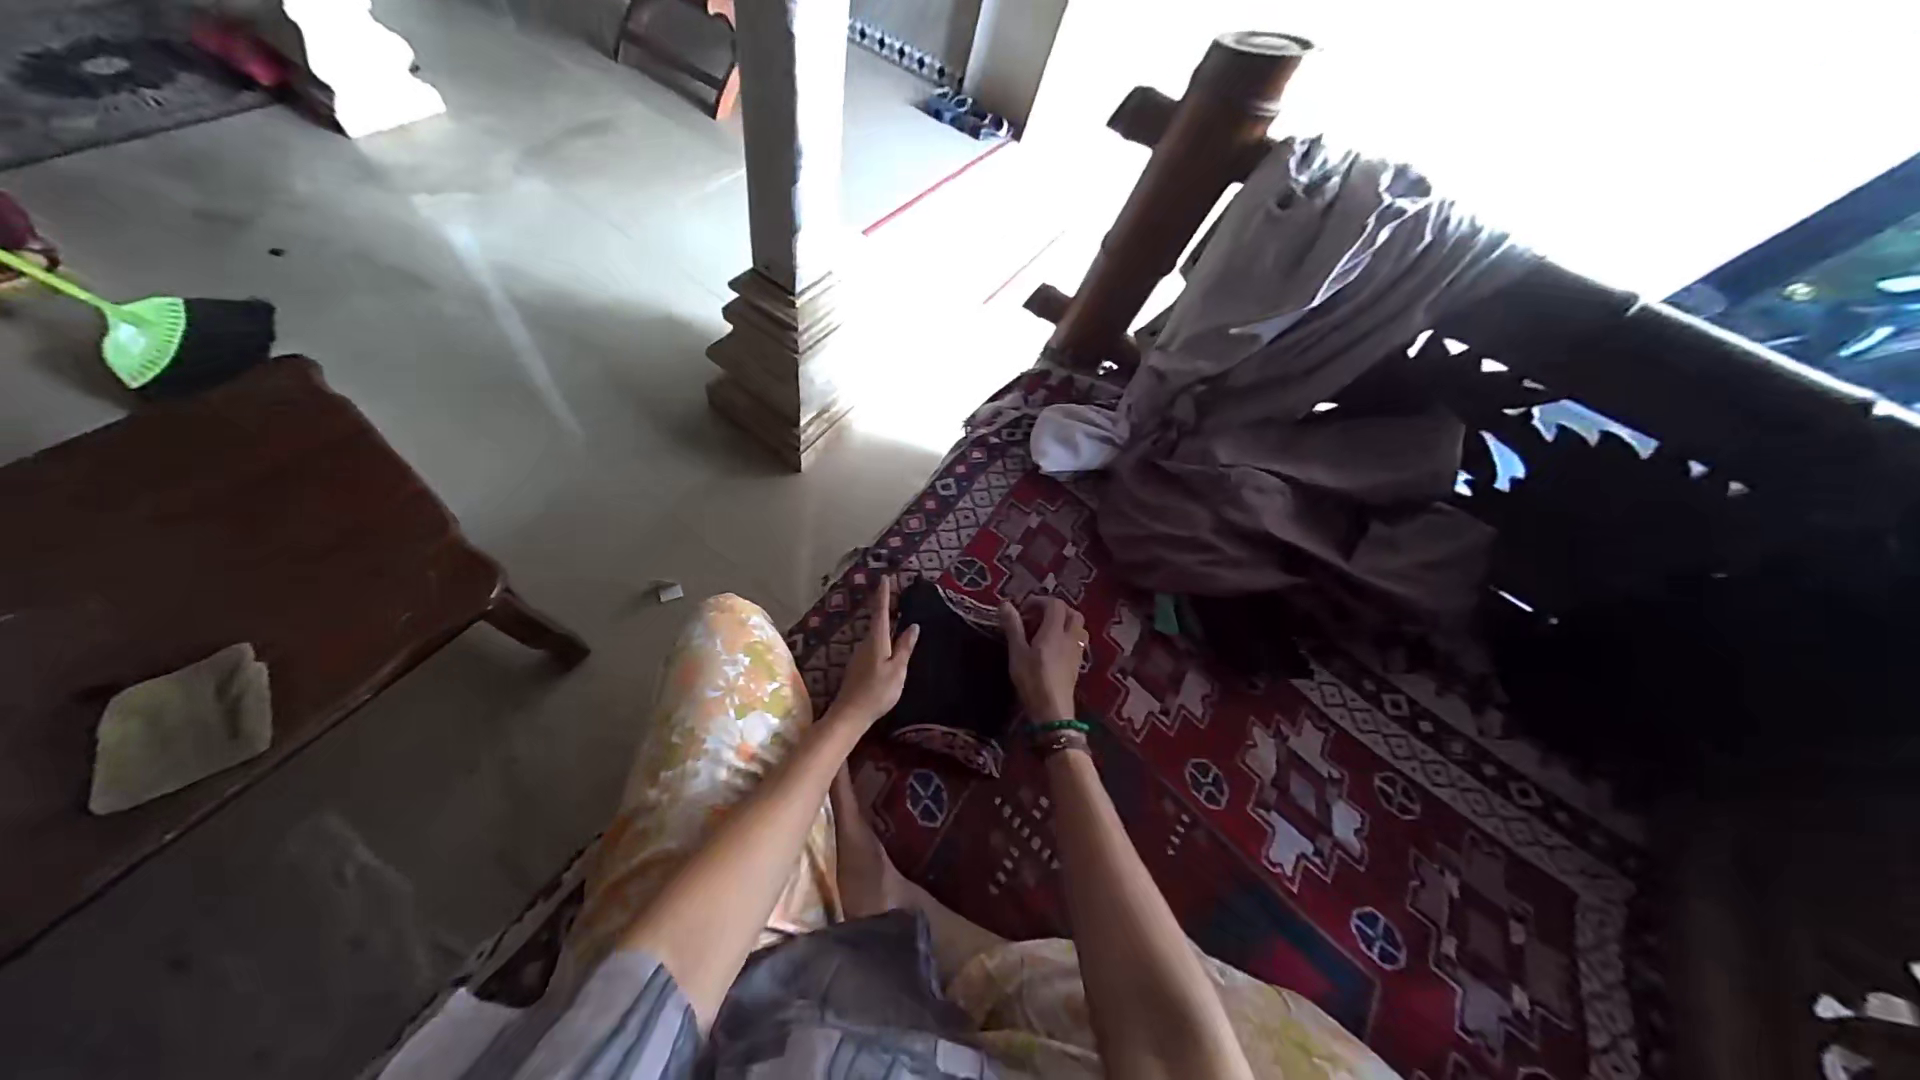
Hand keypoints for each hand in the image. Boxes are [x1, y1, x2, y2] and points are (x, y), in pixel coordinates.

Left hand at [829, 576, 920, 730]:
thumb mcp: (897, 670)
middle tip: (896, 596)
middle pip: (877, 621)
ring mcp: (859, 655)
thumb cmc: (877, 691)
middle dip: (885, 608)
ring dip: (884, 626)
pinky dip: (881, 640)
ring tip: (897, 620)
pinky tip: (888, 648)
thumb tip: (912, 626)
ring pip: (874, 635)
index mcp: (876, 640)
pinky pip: (872, 647)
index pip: (881, 612)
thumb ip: (904, 647)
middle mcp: (865, 643)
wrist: (850, 714)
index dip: (883, 594)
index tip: (884, 578)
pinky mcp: (858, 667)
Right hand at [997, 596, 1086, 723]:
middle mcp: (1070, 637)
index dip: (1040, 601)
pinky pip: (1079, 640)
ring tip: (1048, 629)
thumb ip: (1013, 627)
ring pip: (1079, 627)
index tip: (1024, 608)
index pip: (1055, 604)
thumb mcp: (1017, 652)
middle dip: (1056, 609)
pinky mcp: (1078, 664)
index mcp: (1054, 631)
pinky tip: (1056, 647)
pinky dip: (1069, 635)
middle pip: (1072, 613)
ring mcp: (1077, 651)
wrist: (1052, 710)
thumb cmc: (1032, 680)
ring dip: (1066, 621)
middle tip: (1038, 616)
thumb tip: (1005, 604)